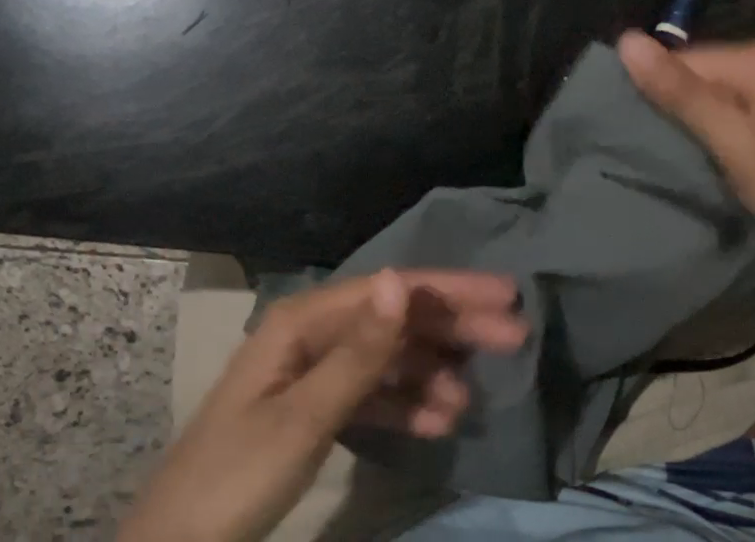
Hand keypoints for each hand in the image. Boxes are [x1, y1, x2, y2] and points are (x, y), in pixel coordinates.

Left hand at [119, 269, 526, 541]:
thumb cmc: (238, 474)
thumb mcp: (303, 416)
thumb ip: (357, 353)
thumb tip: (399, 280)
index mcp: (303, 322)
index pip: (390, 292)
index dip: (449, 290)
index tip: (507, 295)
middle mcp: (311, 335)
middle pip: (393, 320)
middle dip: (452, 327)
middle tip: (516, 338)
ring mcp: (312, 372)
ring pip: (386, 359)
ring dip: (430, 374)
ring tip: (469, 402)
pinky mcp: (313, 409)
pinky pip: (371, 396)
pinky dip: (405, 406)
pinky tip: (438, 422)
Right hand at [618, 31, 754, 277]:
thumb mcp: (736, 140)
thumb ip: (680, 92)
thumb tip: (623, 39)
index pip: (682, 59)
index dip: (650, 92)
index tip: (618, 130)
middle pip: (691, 82)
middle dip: (662, 114)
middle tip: (628, 150)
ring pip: (699, 109)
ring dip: (675, 135)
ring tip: (643, 162)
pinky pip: (714, 130)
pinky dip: (695, 148)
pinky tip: (676, 170)